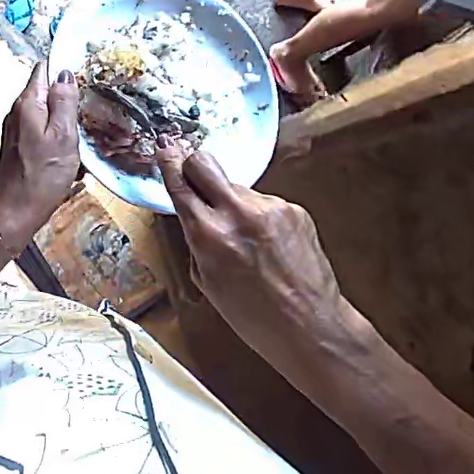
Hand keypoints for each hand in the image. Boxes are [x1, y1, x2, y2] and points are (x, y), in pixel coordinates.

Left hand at [0, 62, 80, 241]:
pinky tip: (67, 151)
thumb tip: (64, 72)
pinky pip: (40, 130)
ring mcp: (15, 129)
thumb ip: (64, 102)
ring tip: (80, 131)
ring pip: (43, 112)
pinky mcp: (18, 146)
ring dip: (62, 119)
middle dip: (65, 96)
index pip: (44, 70)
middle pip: (44, 91)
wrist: (16, 213)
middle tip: (88, 108)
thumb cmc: (43, 176)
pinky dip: (55, 135)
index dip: (64, 70)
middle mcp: (17, 112)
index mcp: (27, 104)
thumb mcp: (63, 136)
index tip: (85, 79)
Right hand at [155, 137, 369, 375]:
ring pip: (236, 186)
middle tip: (193, 177)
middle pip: (204, 162)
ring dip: (230, 202)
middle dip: (193, 164)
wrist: (309, 325)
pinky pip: (262, 201)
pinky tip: (265, 243)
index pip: (180, 182)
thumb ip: (195, 238)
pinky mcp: (293, 209)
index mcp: (209, 235)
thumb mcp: (206, 279)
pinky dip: (257, 215)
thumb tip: (191, 210)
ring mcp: (270, 207)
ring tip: (243, 237)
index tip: (164, 148)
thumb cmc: (255, 316)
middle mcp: (238, 213)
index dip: (168, 162)